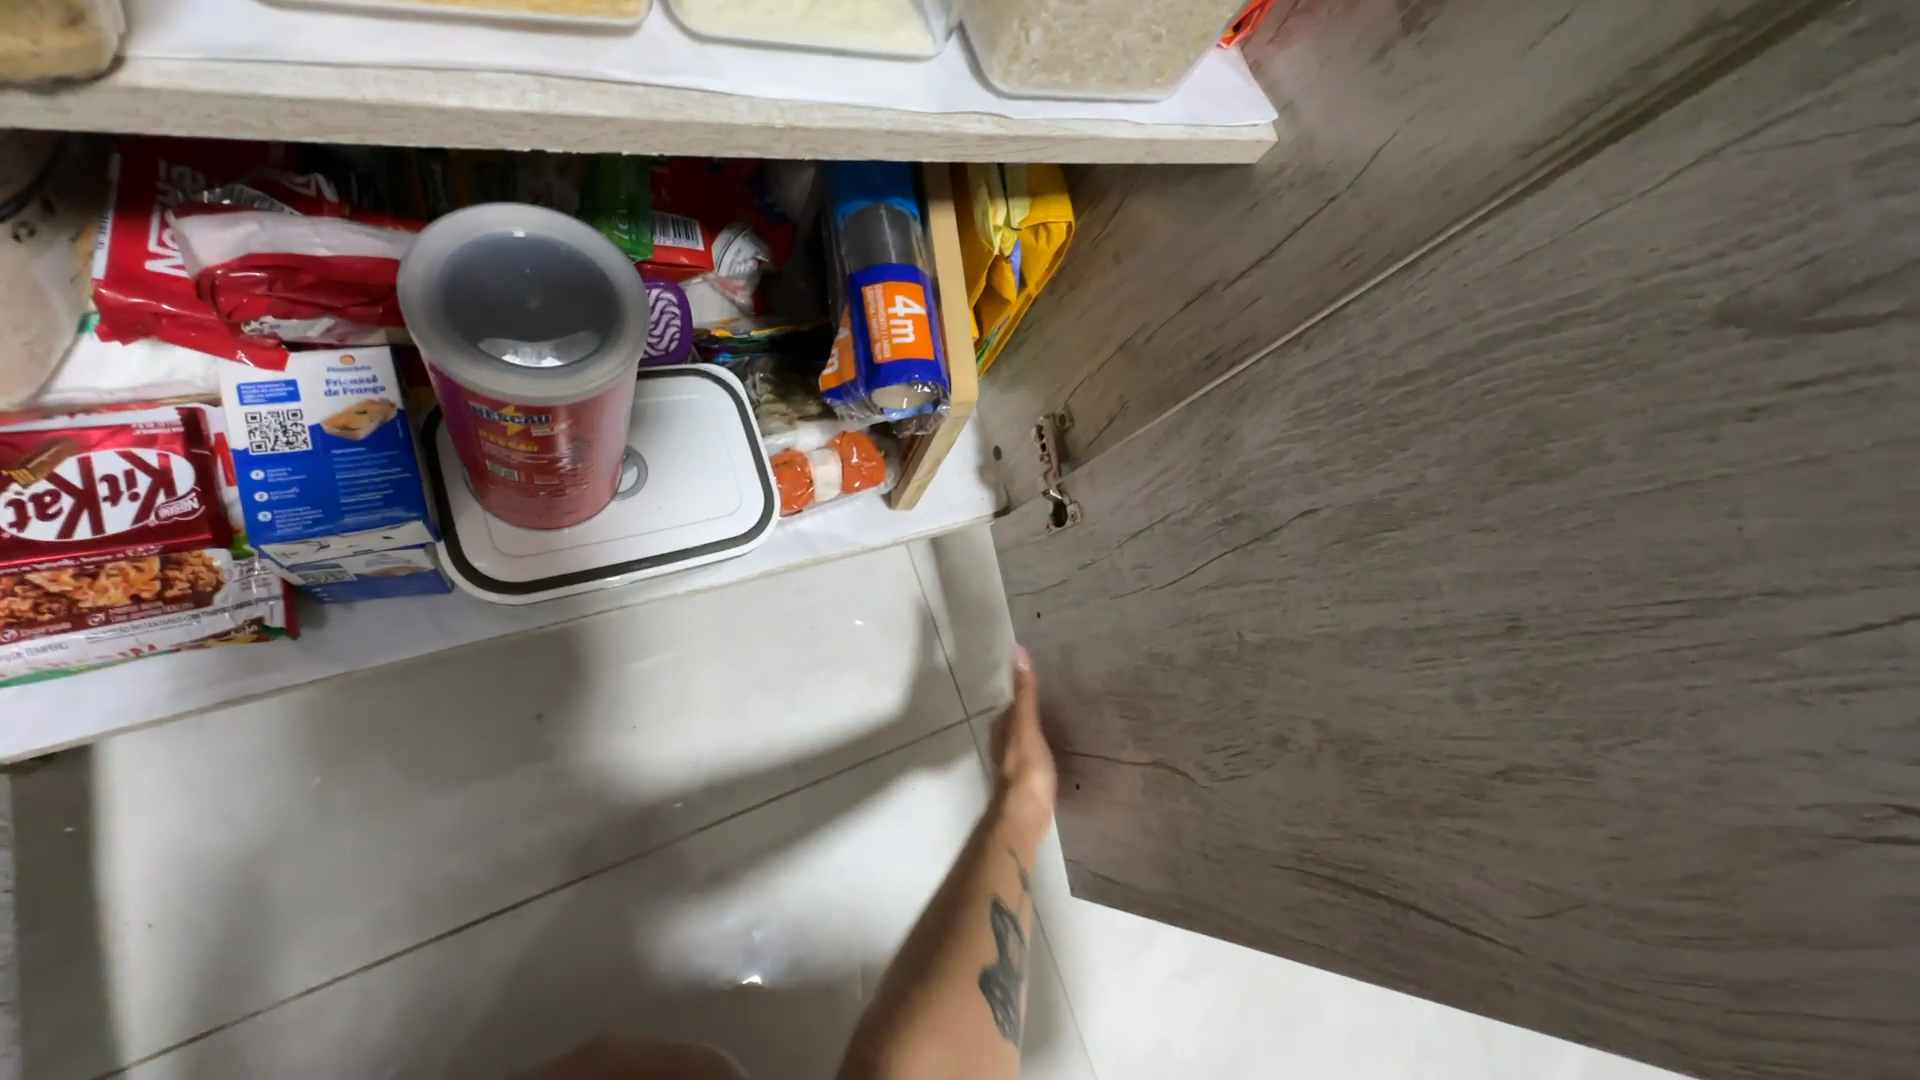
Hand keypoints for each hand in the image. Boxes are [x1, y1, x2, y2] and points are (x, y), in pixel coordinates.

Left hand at [991, 645, 1056, 830]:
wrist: (1027, 814)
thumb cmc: (1026, 766)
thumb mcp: (1027, 723)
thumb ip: (1025, 691)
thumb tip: (1017, 650)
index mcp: (1001, 727)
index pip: (1013, 702)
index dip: (1025, 692)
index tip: (1044, 682)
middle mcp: (1003, 743)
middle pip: (1018, 721)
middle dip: (1032, 712)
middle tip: (1059, 700)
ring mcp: (1014, 763)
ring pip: (1025, 739)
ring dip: (1038, 732)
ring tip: (1062, 723)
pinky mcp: (1027, 781)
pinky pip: (1036, 757)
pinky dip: (1044, 750)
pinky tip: (1058, 751)